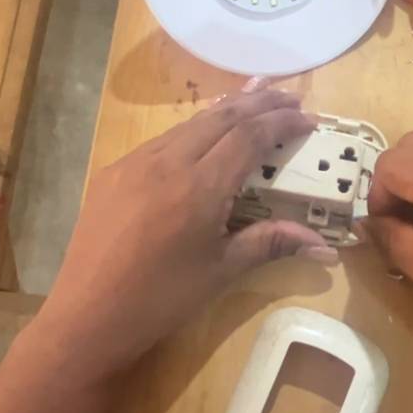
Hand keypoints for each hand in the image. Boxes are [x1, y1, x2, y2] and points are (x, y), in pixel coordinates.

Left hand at [32, 83, 336, 375]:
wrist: (87, 316)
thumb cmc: (161, 299)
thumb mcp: (222, 271)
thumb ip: (271, 243)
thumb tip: (325, 247)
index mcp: (199, 187)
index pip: (249, 136)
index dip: (281, 123)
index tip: (310, 118)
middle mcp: (168, 162)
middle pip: (222, 117)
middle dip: (260, 102)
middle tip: (291, 96)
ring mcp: (136, 162)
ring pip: (190, 122)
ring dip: (228, 108)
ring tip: (256, 96)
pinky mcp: (115, 170)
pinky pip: (163, 138)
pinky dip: (194, 127)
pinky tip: (205, 129)